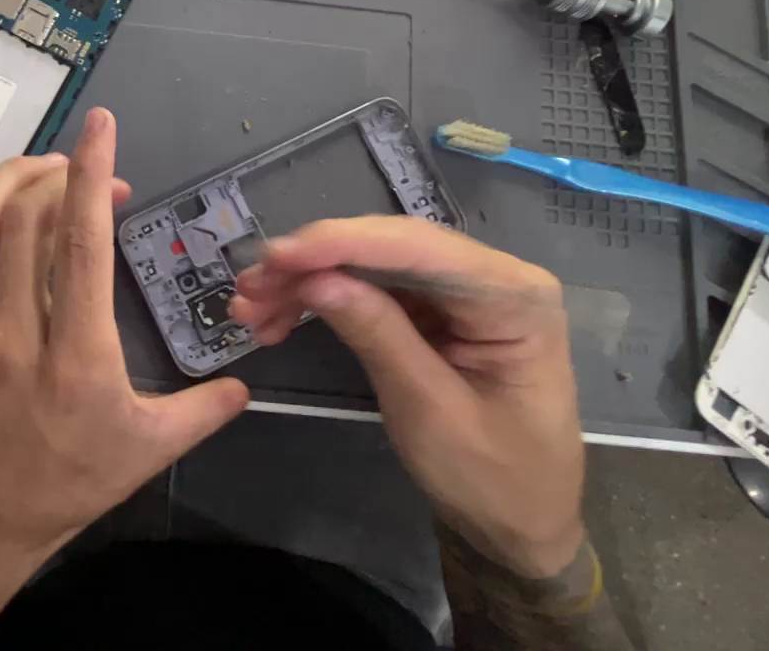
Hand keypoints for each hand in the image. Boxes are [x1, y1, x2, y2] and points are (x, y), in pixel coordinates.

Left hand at [0, 108, 249, 583]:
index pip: (80, 245)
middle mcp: (11, 334)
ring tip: (39, 164)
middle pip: (25, 222)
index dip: (91, 177)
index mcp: (75, 358)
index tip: (100, 128)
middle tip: (83, 169)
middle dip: (58, 175)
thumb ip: (202, 410)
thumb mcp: (147, 450)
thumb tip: (248, 382)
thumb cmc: (69, 480)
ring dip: (8, 177)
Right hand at [232, 217, 584, 577]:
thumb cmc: (494, 479)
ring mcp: (456, 288)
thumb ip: (378, 336)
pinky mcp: (430, 306)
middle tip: (249, 287)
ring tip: (249, 308)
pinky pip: (365, 287)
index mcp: (513, 295)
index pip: (417, 248)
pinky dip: (319, 299)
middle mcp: (488, 274)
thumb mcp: (431, 412)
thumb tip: (315, 280)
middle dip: (312, 263)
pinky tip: (278, 318)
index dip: (340, 244)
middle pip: (385, 247)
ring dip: (304, 281)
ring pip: (366, 263)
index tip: (275, 255)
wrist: (519, 525)